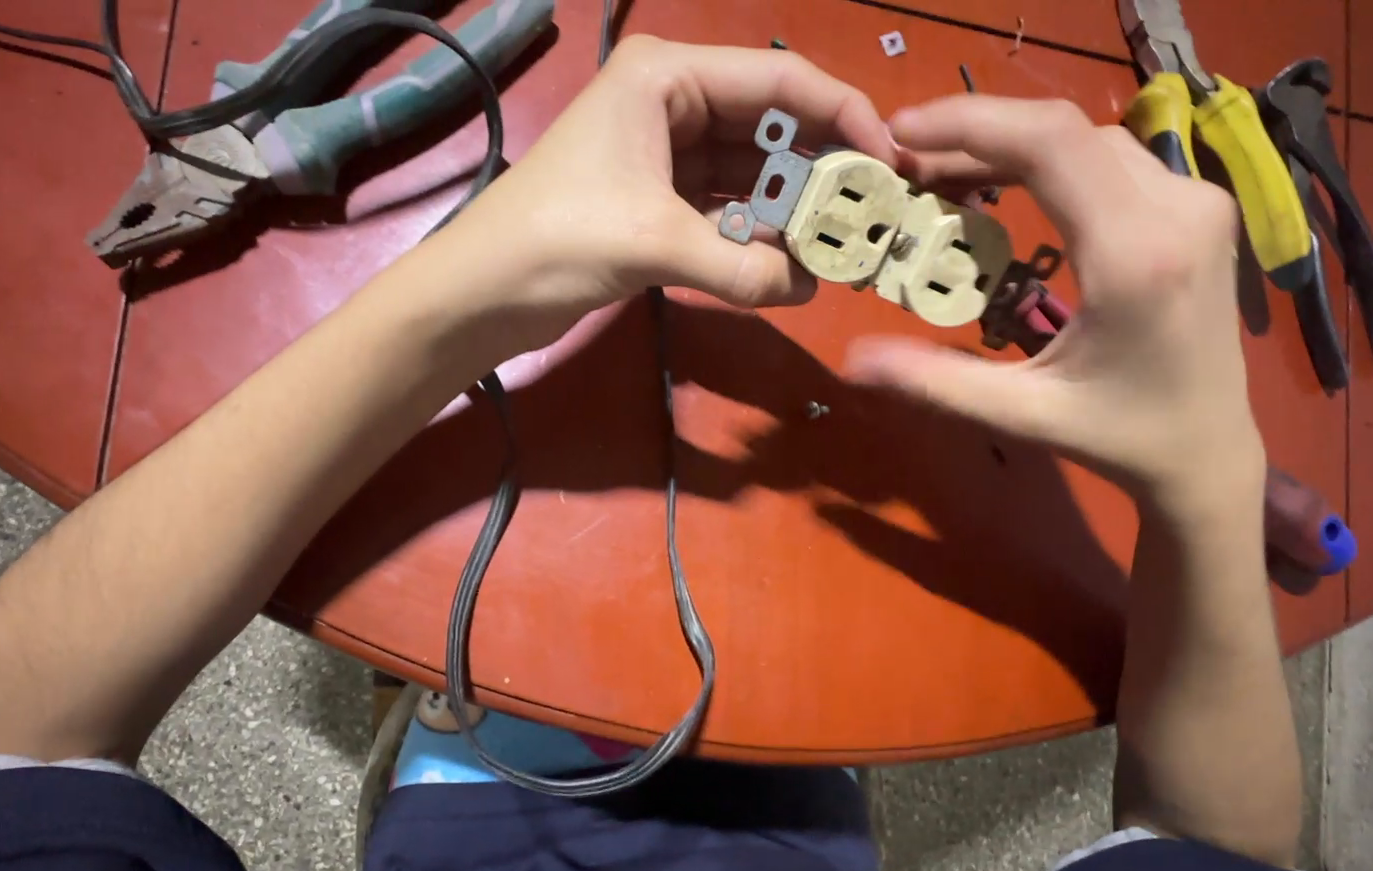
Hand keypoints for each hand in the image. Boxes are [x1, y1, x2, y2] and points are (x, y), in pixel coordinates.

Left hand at [428, 37, 894, 344]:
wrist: (485, 290)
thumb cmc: (557, 238)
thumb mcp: (656, 243)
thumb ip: (741, 268)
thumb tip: (810, 289)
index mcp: (669, 77)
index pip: (779, 82)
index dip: (842, 117)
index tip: (888, 164)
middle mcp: (674, 104)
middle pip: (771, 129)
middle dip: (820, 174)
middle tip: (871, 216)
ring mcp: (666, 155)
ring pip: (751, 175)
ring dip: (791, 213)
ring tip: (840, 245)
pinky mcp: (659, 202)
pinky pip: (726, 212)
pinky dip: (755, 238)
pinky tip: (789, 264)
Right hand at [844, 96, 1264, 516]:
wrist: (1206, 447)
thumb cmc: (1116, 436)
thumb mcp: (1021, 414)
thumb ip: (937, 382)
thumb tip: (854, 359)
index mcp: (1135, 256)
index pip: (1050, 145)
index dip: (970, 124)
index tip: (901, 133)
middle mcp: (1178, 209)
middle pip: (1064, 130)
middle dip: (976, 135)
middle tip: (906, 161)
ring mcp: (1195, 201)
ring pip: (1086, 139)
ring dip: (1009, 147)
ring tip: (942, 175)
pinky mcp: (1195, 207)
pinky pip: (1109, 161)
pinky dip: (1045, 162)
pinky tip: (1003, 188)